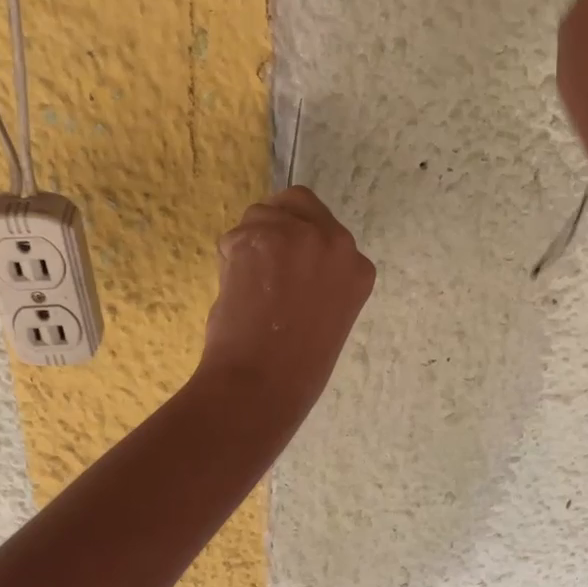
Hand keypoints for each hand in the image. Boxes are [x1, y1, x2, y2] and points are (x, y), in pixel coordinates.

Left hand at [198, 186, 375, 415]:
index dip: (300, 247)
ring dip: (250, 244)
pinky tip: (237, 293)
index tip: (287, 273)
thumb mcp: (330, 317)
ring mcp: (297, 235)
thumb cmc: (297, 368)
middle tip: (261, 265)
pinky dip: (229, 261)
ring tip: (250, 289)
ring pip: (260, 216)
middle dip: (276, 227)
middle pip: (296, 203)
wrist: (264, 383)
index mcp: (358, 269)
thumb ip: (320, 281)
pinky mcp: (258, 237)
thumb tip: (288, 263)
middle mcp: (335, 242)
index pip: (326, 232)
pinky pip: (234, 236)